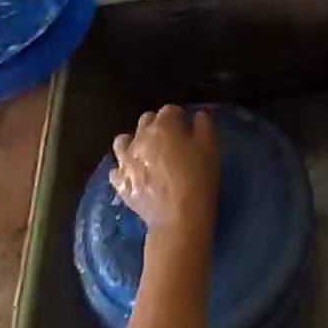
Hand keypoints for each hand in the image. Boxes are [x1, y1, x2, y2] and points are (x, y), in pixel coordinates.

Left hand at [110, 105, 219, 241]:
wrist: (178, 218)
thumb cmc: (198, 180)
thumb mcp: (211, 150)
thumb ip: (205, 126)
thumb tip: (199, 114)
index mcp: (163, 126)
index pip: (170, 110)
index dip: (180, 116)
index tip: (188, 126)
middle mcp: (140, 138)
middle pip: (145, 121)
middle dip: (157, 125)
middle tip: (171, 140)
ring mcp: (125, 160)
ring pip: (122, 141)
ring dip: (133, 142)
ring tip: (146, 153)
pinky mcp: (119, 182)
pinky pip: (116, 169)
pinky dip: (124, 169)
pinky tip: (135, 175)